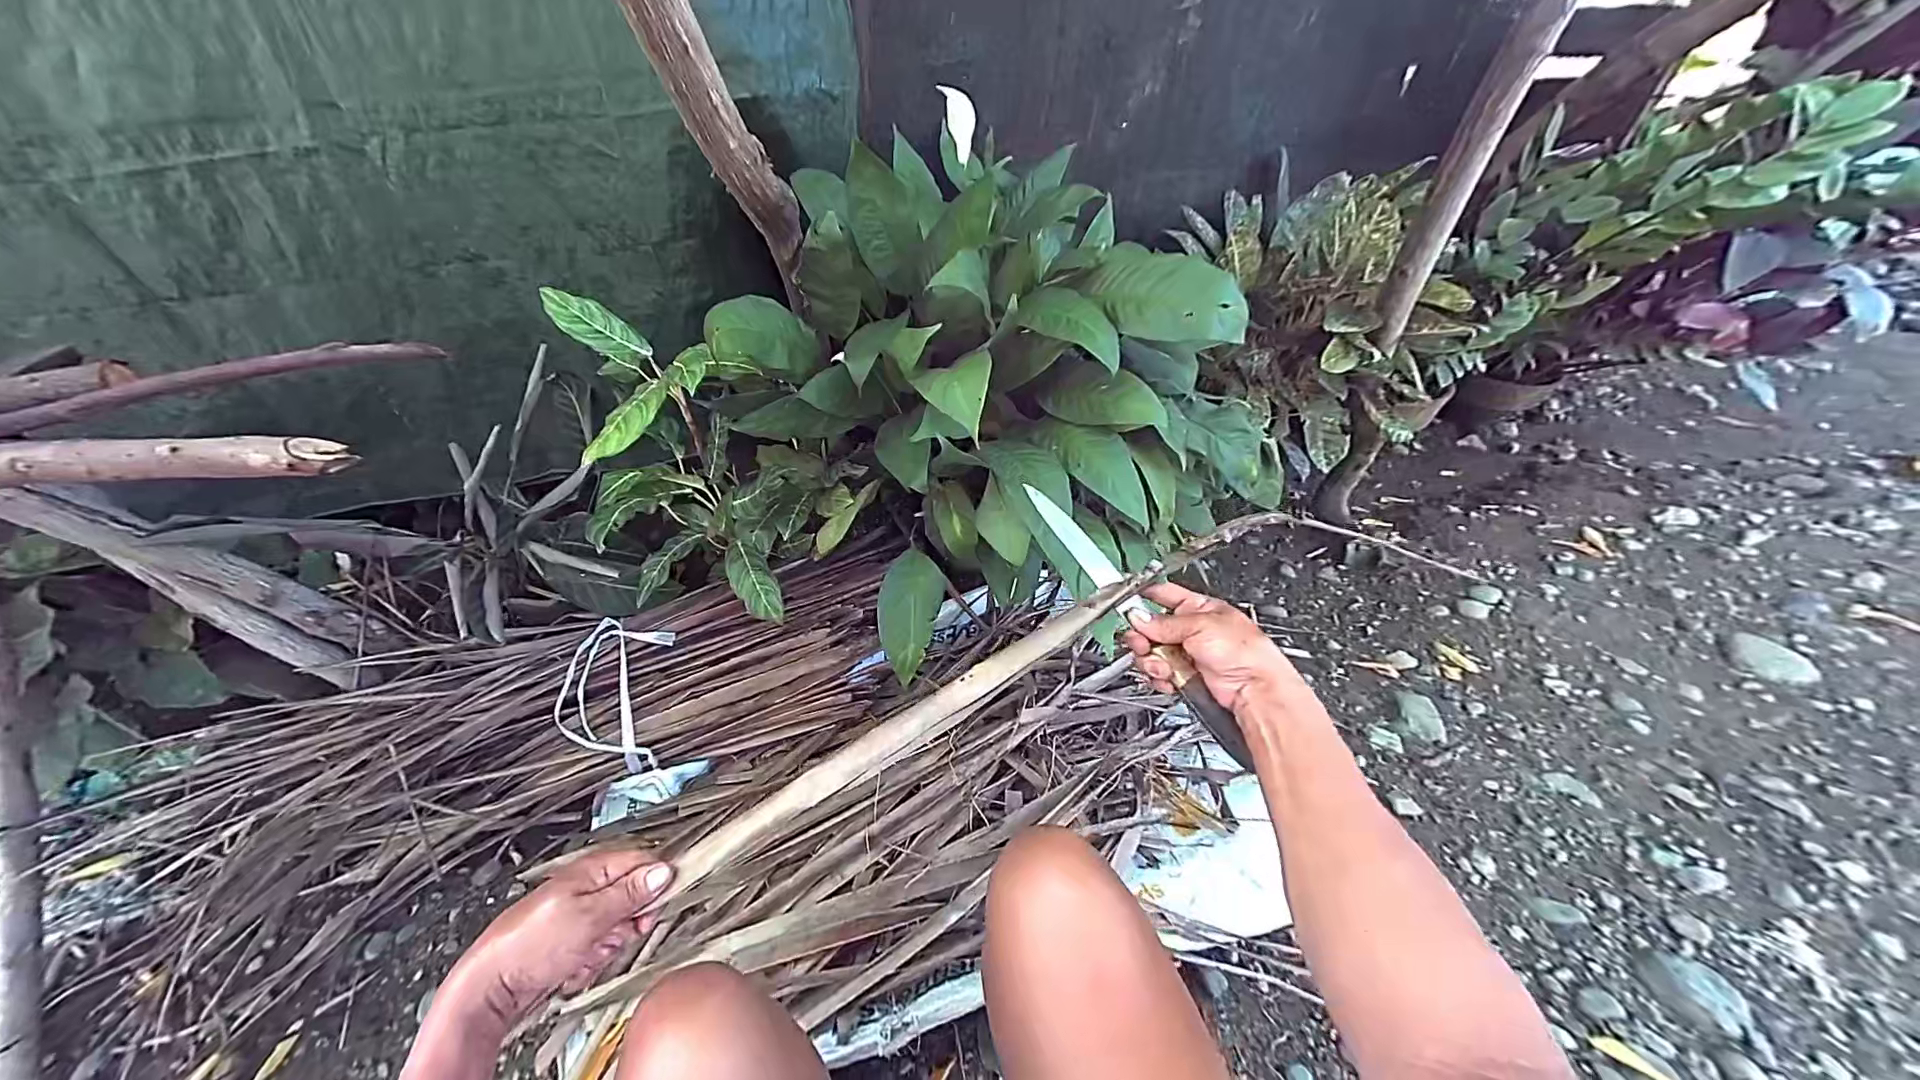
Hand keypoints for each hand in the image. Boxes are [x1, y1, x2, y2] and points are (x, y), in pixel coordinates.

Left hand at [446, 849, 673, 1028]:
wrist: (488, 990)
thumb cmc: (528, 946)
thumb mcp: (591, 915)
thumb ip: (631, 892)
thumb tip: (664, 871)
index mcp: (594, 868)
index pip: (645, 862)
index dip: (656, 884)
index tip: (656, 904)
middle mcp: (590, 887)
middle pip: (636, 896)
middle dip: (631, 921)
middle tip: (616, 933)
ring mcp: (582, 914)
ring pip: (621, 926)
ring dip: (612, 944)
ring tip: (590, 952)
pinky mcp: (574, 940)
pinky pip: (603, 947)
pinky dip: (595, 959)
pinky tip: (578, 965)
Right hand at [1121, 583, 1301, 709]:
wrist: (1255, 690)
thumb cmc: (1246, 652)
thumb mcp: (1200, 626)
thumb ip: (1164, 622)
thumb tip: (1137, 616)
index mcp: (1198, 609)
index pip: (1164, 595)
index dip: (1144, 595)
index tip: (1127, 600)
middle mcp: (1191, 630)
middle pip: (1150, 628)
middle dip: (1142, 637)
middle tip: (1142, 643)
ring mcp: (1186, 654)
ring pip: (1151, 652)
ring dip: (1150, 660)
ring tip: (1161, 664)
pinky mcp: (1183, 676)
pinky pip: (1158, 673)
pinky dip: (1158, 677)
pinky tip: (1167, 677)